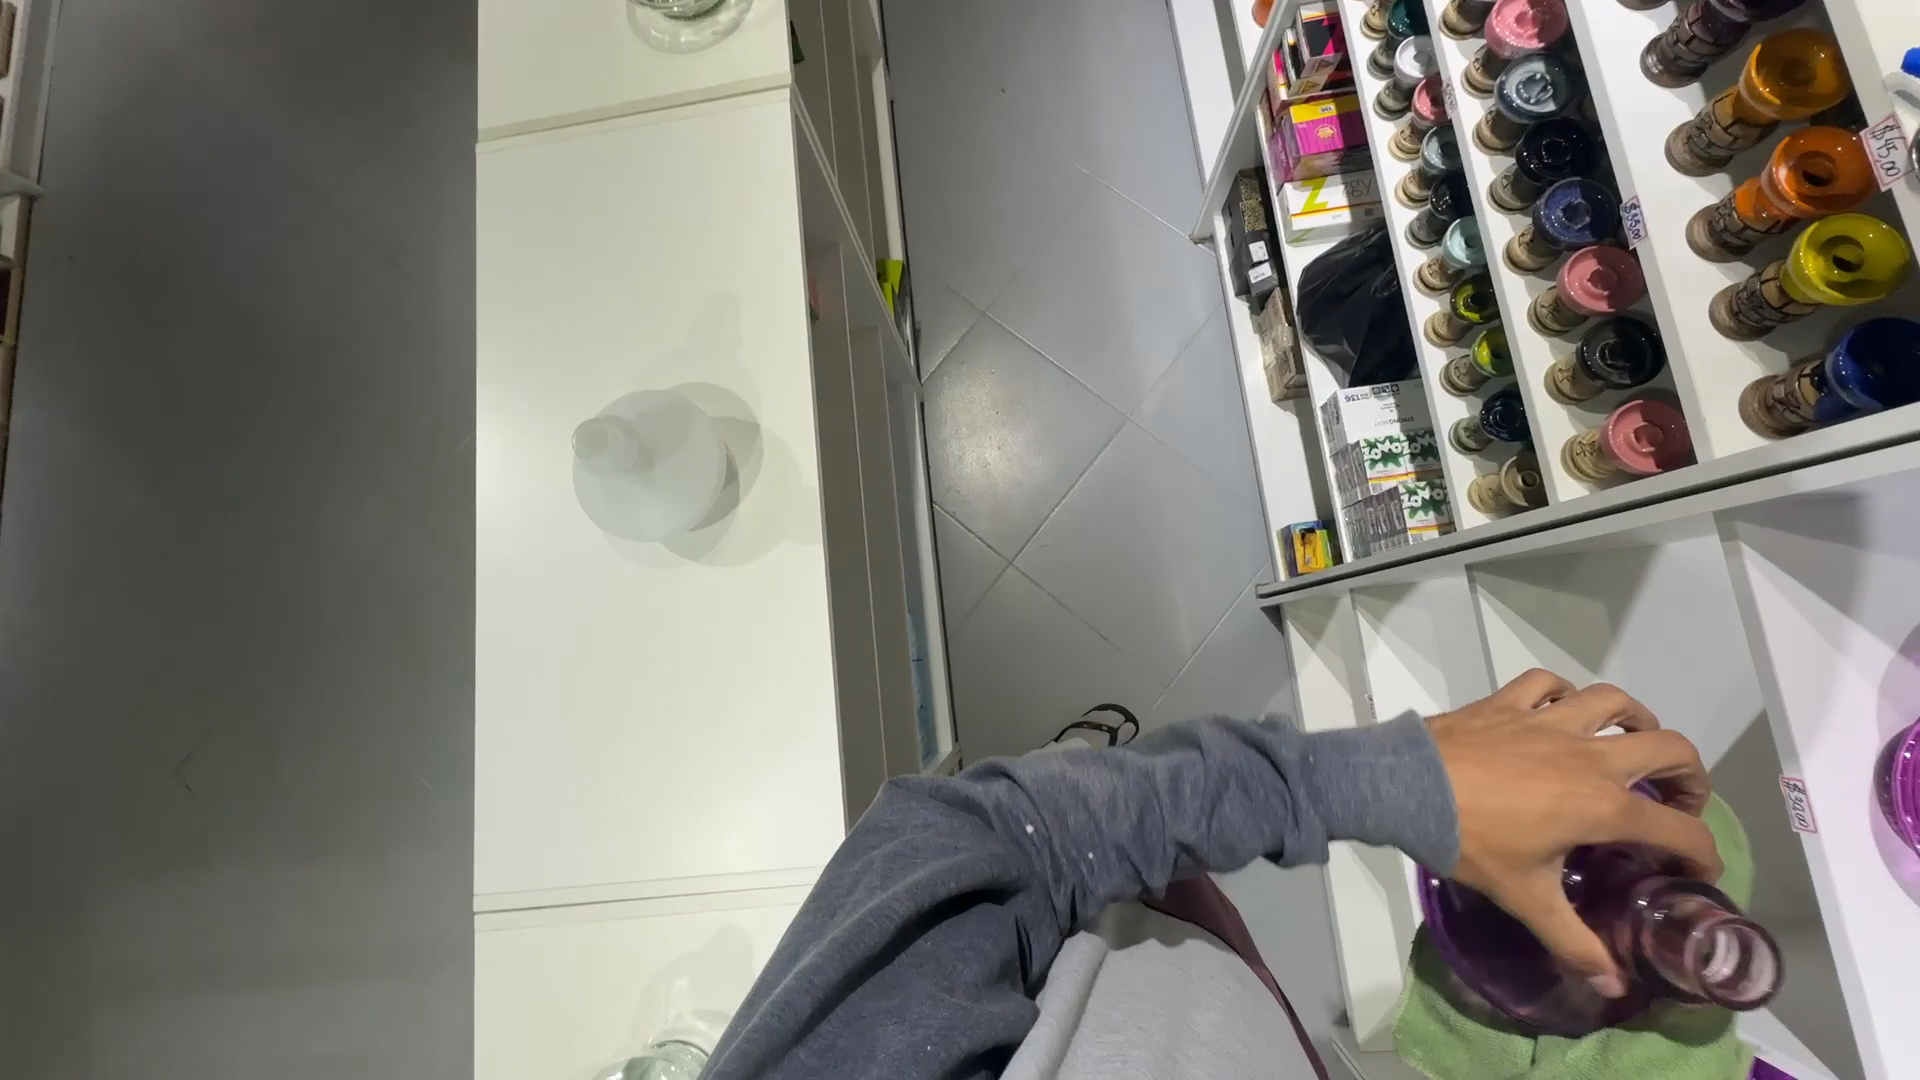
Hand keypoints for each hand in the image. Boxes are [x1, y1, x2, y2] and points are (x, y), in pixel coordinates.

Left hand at [1428, 669, 1720, 997]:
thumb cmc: (1466, 838)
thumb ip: (1572, 941)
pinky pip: (1543, 682)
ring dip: (1635, 719)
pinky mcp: (1502, 704)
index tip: (1694, 869)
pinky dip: (1562, 690)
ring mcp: (1542, 722)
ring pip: (1611, 701)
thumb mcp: (1523, 895)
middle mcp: (1585, 756)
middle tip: (1672, 801)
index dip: (1702, 855)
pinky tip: (1561, 709)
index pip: (1682, 831)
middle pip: (1669, 749)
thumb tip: (1610, 984)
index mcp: (1601, 806)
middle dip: (1688, 776)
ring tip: (1631, 744)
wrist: (1402, 787)